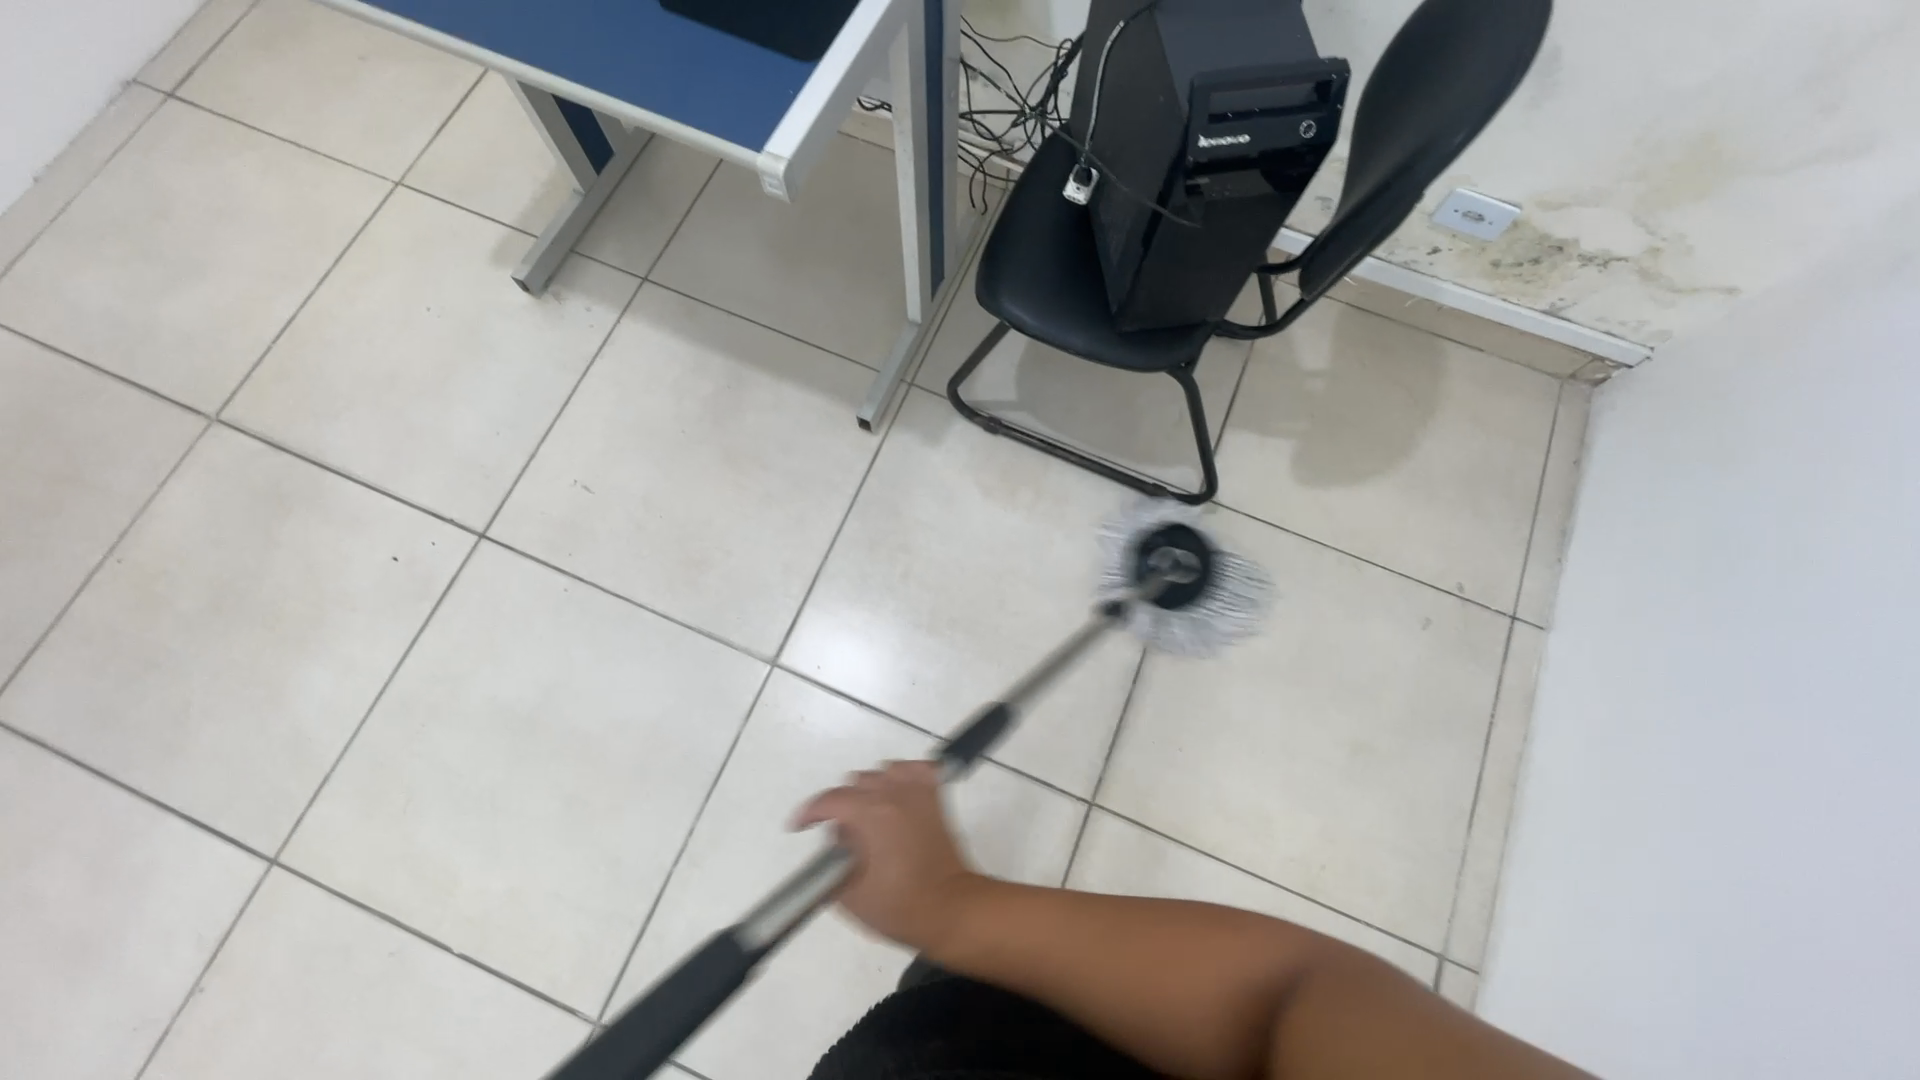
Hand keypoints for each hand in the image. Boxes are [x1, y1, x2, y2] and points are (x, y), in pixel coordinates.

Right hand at [792, 760, 987, 953]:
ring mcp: (918, 793)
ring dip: (871, 790)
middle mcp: (894, 794)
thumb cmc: (899, 906)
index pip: (830, 800)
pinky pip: (916, 770)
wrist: (950, 909)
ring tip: (870, 818)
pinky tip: (898, 793)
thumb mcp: (851, 895)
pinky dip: (903, 776)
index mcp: (871, 814)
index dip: (809, 813)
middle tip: (844, 838)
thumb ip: (833, 864)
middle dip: (842, 807)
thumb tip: (837, 842)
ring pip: (883, 772)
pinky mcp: (936, 799)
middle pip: (856, 784)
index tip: (799, 827)